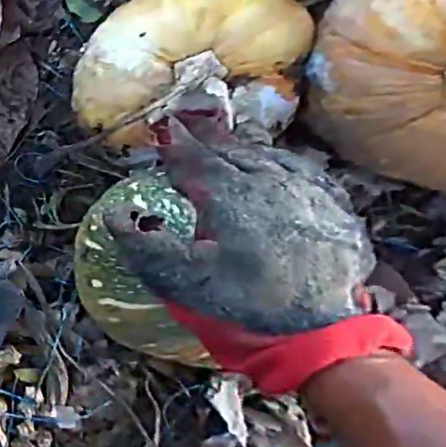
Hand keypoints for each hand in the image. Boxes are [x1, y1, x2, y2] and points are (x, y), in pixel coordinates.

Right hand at [104, 111, 409, 394]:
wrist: (321, 331)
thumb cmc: (243, 303)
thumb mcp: (184, 280)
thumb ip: (145, 245)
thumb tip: (114, 215)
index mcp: (230, 196)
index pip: (192, 159)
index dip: (172, 142)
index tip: (157, 125)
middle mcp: (268, 183)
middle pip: (228, 149)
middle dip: (202, 132)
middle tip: (182, 116)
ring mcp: (305, 192)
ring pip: (263, 154)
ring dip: (236, 141)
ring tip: (217, 132)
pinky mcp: (331, 205)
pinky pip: (297, 167)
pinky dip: (273, 157)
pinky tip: (268, 158)